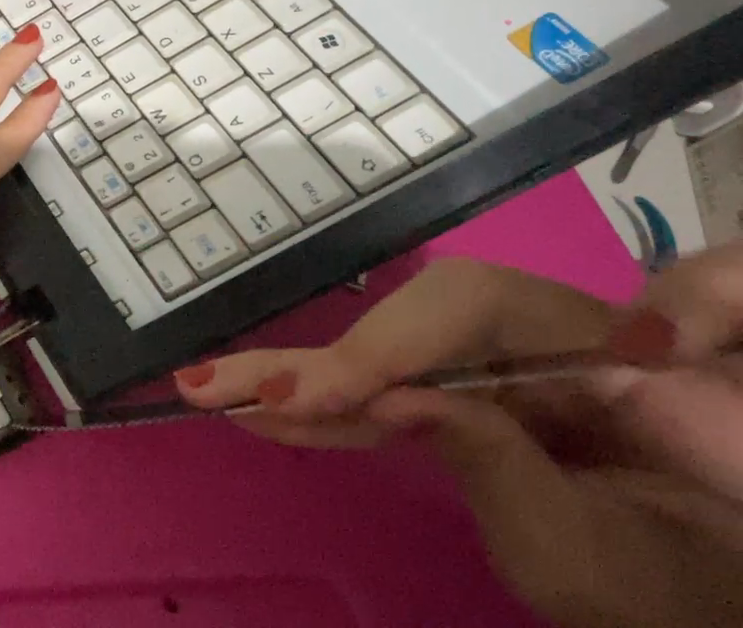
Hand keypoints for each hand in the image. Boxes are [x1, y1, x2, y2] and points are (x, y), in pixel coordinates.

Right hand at [172, 251, 742, 627]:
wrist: (707, 598)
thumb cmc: (680, 596)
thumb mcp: (599, 560)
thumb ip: (504, 475)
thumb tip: (392, 404)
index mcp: (628, 357)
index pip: (479, 304)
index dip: (383, 338)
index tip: (313, 397)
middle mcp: (561, 337)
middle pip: (419, 317)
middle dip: (325, 356)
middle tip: (219, 384)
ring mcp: (516, 365)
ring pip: (392, 354)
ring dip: (301, 380)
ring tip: (210, 392)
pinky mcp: (479, 393)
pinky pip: (393, 393)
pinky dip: (329, 407)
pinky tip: (262, 411)